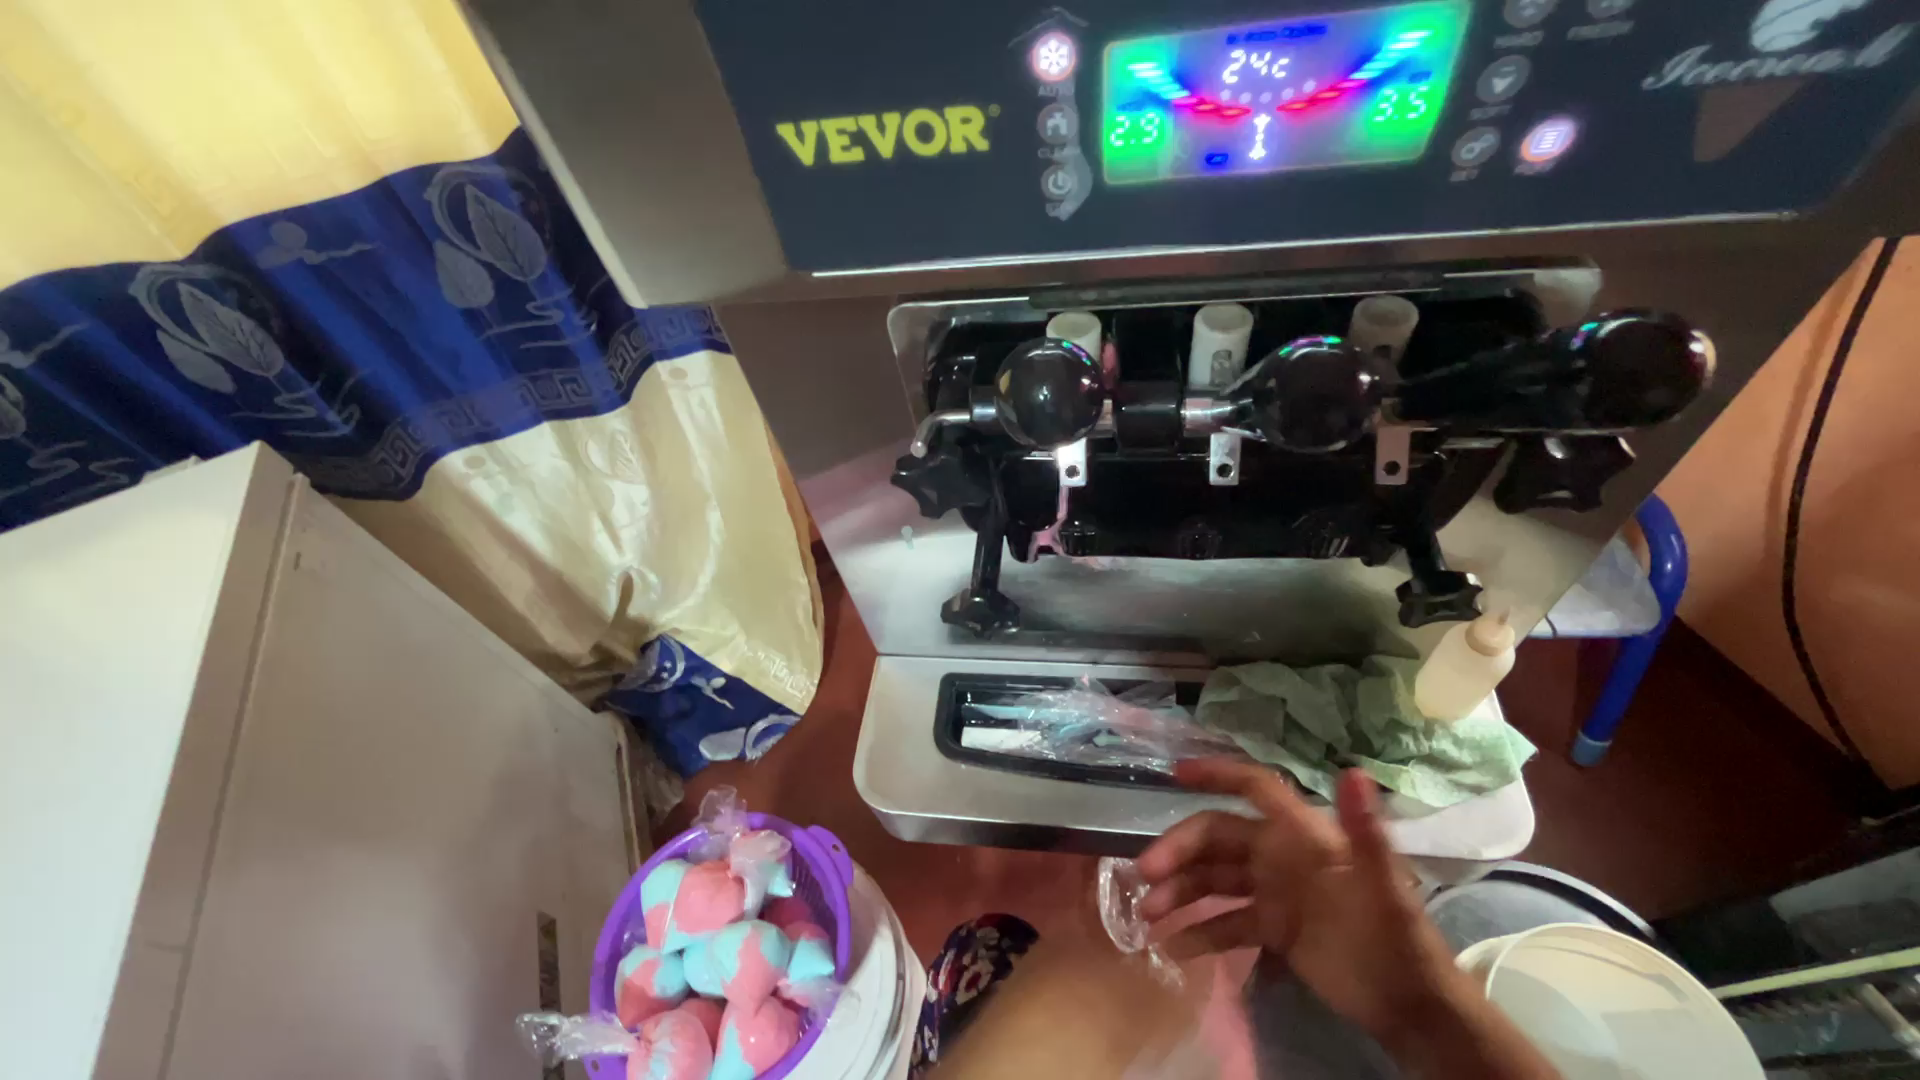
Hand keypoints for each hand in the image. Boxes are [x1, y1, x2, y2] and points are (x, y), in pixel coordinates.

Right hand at [1135, 760, 1468, 1043]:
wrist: (1412, 1008)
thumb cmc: (1398, 937)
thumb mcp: (1383, 885)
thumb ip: (1365, 830)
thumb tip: (1355, 770)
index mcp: (1304, 834)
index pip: (1254, 788)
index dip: (1218, 773)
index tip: (1175, 772)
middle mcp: (1281, 854)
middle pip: (1217, 837)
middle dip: (1178, 850)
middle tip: (1144, 874)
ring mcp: (1273, 892)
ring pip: (1212, 880)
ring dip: (1178, 892)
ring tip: (1147, 916)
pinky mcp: (1271, 929)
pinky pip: (1224, 922)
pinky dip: (1197, 932)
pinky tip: (1172, 946)